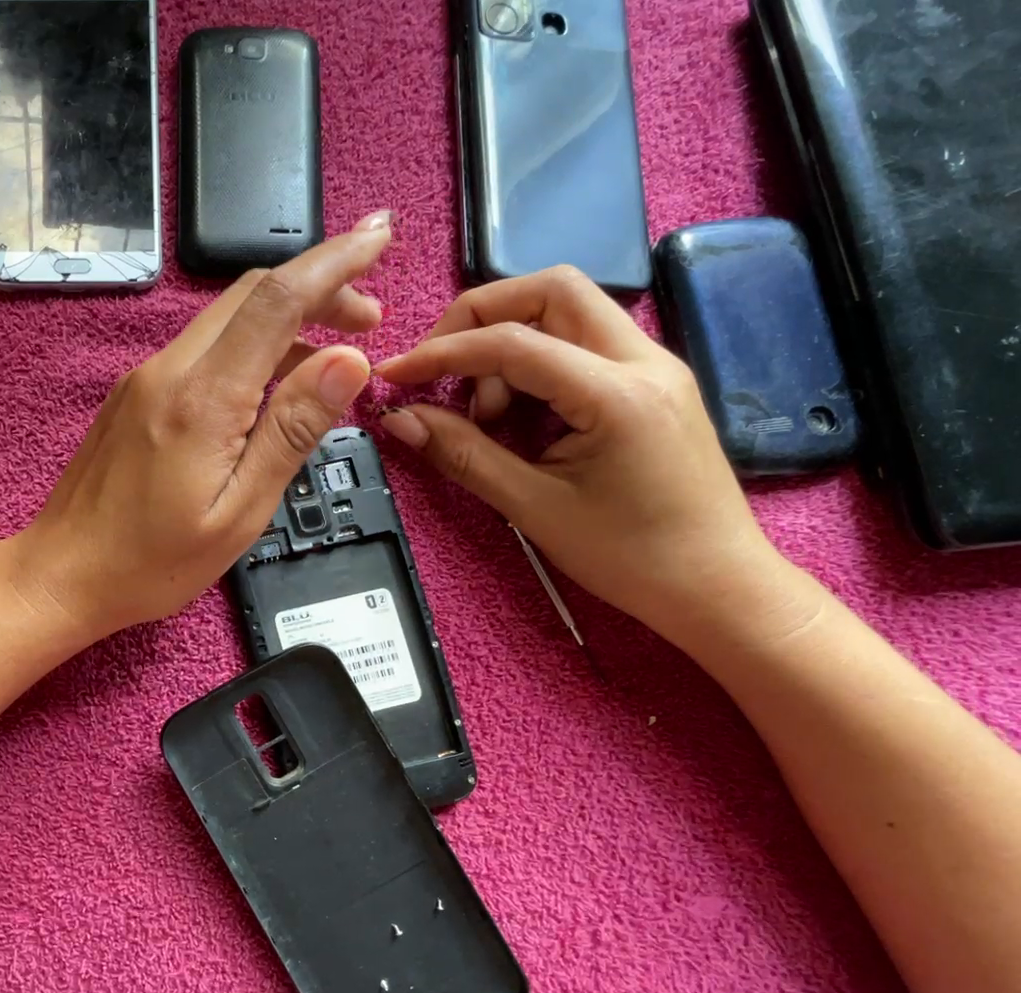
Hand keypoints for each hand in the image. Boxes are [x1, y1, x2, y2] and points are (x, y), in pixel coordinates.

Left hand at [8, 213, 395, 638]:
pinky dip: (247, 348)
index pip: (277, 300)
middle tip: (370, 319)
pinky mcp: (132, 395)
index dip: (335, 262)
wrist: (62, 574)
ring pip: (224, 320)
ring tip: (331, 359)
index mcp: (200, 400)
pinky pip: (200, 351)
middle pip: (250, 295)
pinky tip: (270, 387)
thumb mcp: (239, 512)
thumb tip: (347, 361)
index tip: (380, 238)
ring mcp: (143, 380)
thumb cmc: (150, 562)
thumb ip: (292, 430)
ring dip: (283, 321)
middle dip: (318, 288)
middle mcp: (167, 372)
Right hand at [373, 266, 794, 643]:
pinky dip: (533, 360)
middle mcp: (643, 360)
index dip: (440, 353)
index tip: (394, 375)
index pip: (511, 342)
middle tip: (438, 367)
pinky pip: (579, 343)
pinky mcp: (649, 381)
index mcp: (617, 394)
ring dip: (507, 340)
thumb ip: (463, 453)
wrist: (716, 585)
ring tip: (483, 411)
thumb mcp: (532, 507)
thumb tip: (400, 418)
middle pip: (549, 289)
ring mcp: (652, 366)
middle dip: (479, 316)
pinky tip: (514, 412)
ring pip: (567, 308)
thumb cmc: (630, 556)